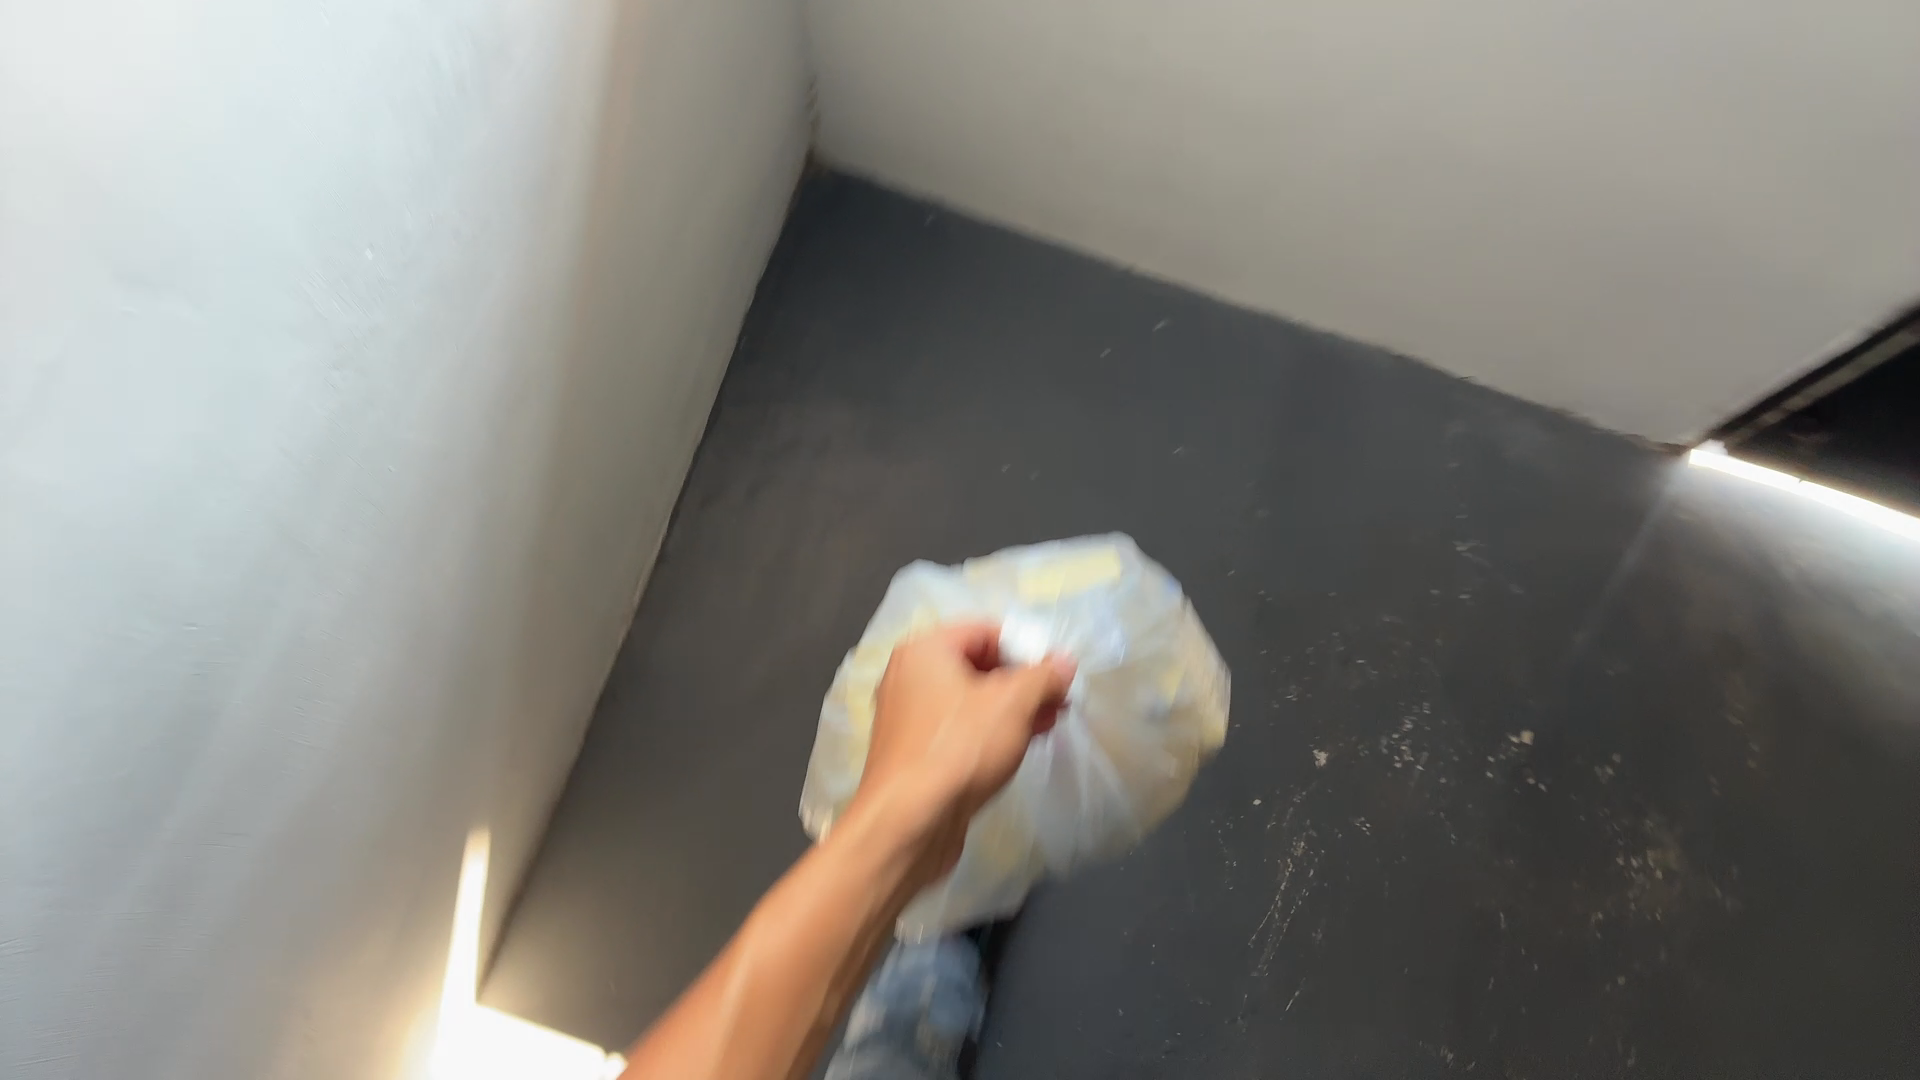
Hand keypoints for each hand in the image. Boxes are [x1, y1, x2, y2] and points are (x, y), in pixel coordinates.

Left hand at [846, 621, 1075, 887]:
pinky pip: (959, 729)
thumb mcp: (1013, 704)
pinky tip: (1020, 746)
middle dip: (1023, 680)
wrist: (907, 824)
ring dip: (1012, 709)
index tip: (1057, 670)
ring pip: (970, 700)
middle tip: (1060, 699)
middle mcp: (910, 677)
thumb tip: (1063, 662)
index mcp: (925, 650)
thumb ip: (1043, 677)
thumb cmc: (960, 749)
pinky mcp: (915, 753)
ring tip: (1049, 723)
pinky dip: (990, 731)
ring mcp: (909, 717)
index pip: (984, 630)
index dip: (1025, 645)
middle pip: (977, 664)